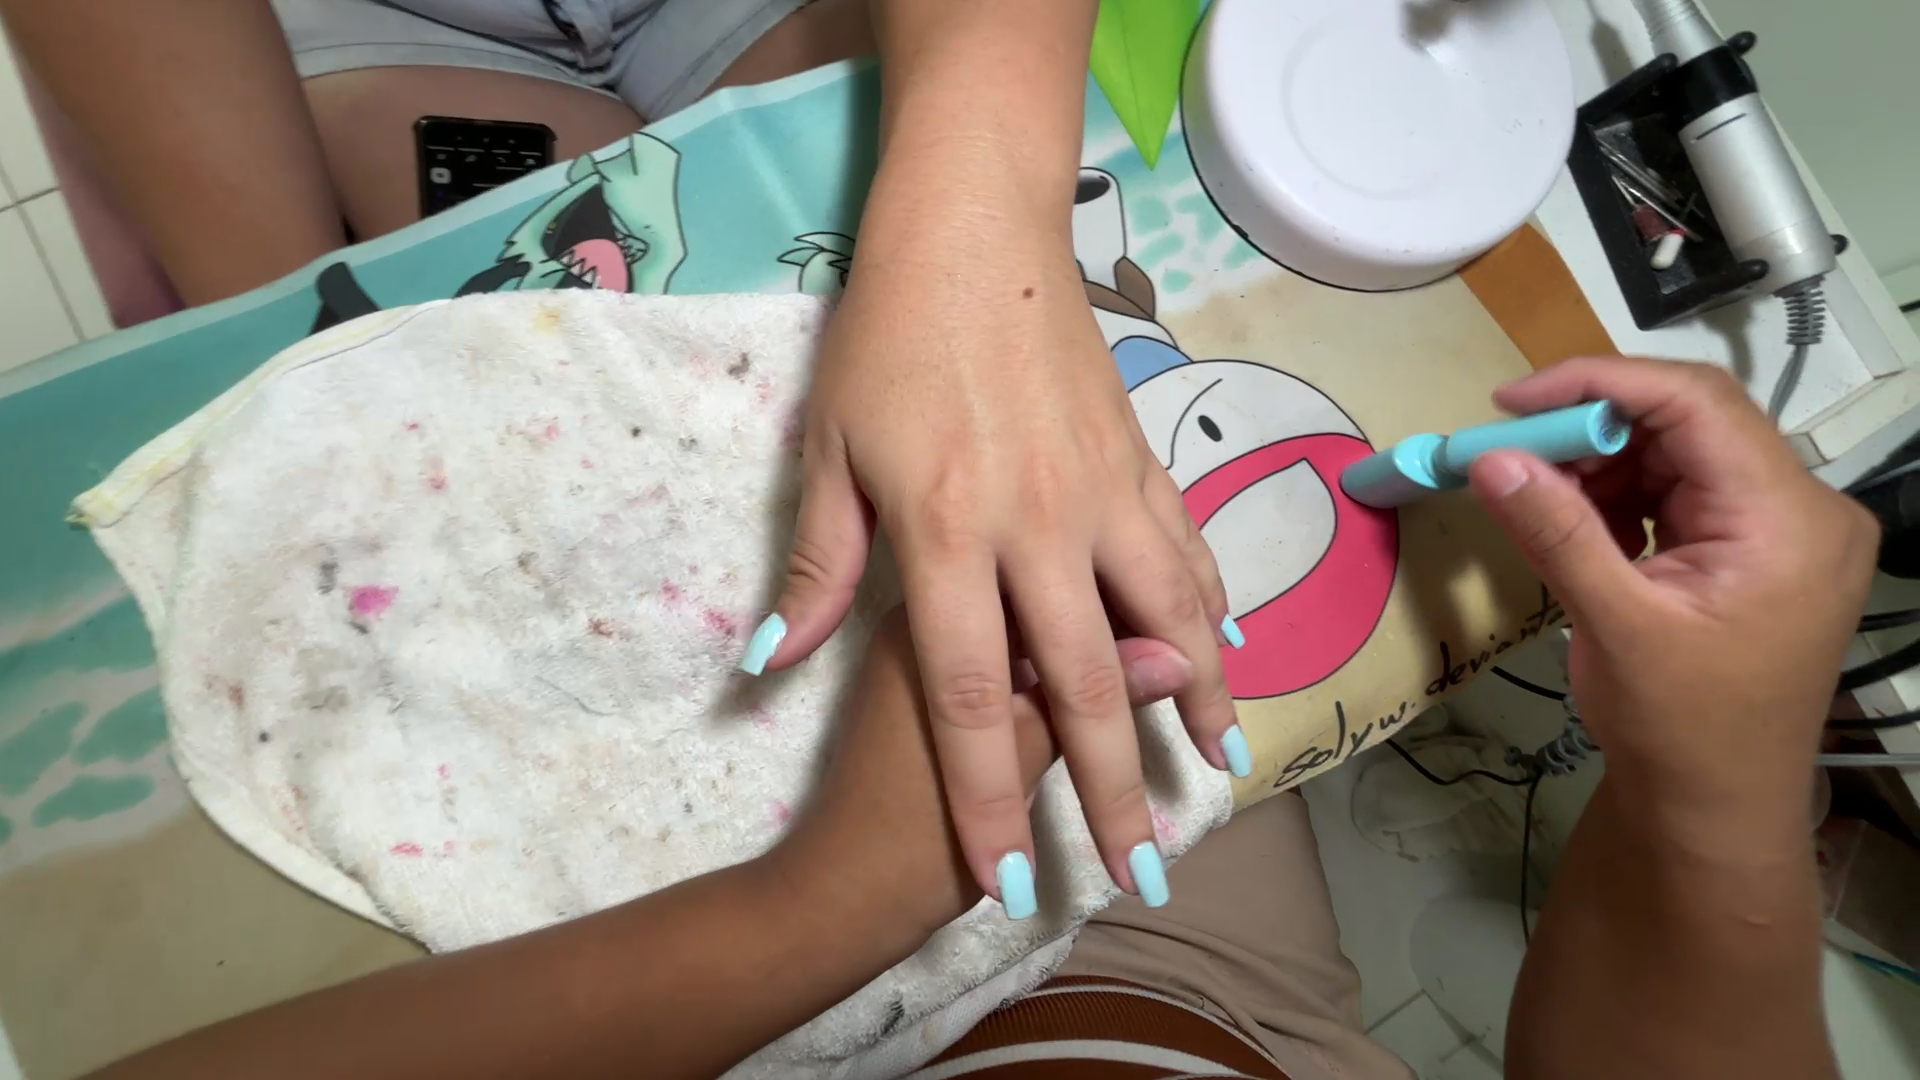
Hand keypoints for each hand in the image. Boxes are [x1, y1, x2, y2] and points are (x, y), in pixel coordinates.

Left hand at [747, 183, 1241, 907]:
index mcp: (950, 536)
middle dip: (1113, 792)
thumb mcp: (828, 453)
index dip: (991, 800)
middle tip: (1140, 874)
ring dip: (1195, 705)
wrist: (974, 235)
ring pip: (1169, 619)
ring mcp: (1104, 493)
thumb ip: (814, 569)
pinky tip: (1227, 651)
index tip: (1013, 883)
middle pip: (1088, 685)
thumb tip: (766, 667)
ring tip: (1212, 776)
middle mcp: (1041, 529)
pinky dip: (1212, 609)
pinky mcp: (1141, 458)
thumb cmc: (887, 341)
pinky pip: (1188, 548)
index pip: (977, 699)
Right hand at [1466, 358, 1877, 841]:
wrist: (1711, 791)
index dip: (1599, 384)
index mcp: (1785, 518)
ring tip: (1526, 493)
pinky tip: (1561, 519)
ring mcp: (1761, 527)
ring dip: (1586, 464)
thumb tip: (1489, 459)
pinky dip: (1600, 496)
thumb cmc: (1678, 718)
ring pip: (1664, 455)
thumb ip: (1555, 532)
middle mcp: (1789, 507)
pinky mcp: (1728, 547)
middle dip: (1584, 427)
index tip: (1509, 402)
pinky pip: (1658, 493)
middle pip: (1682, 424)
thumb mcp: (1612, 621)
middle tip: (1500, 451)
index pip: (1696, 405)